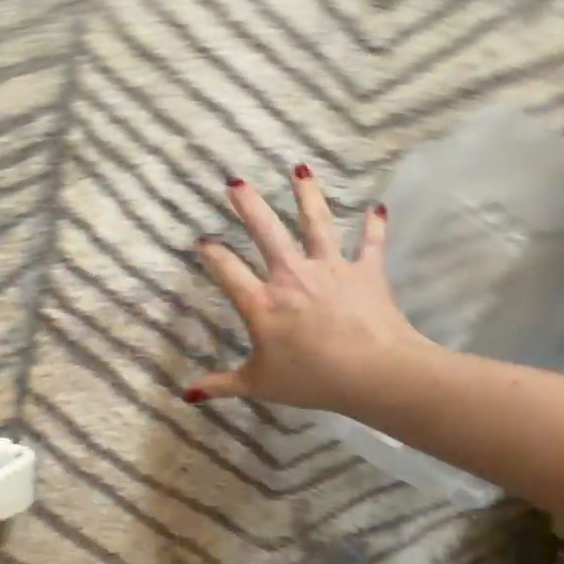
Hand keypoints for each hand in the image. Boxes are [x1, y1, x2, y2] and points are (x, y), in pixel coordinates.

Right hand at [185, 167, 427, 412]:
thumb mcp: (257, 385)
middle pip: (265, 231)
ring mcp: (330, 269)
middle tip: (235, 182)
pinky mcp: (366, 271)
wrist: (375, 372)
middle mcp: (291, 276)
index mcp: (260, 303)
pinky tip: (377, 206)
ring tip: (300, 169)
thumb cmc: (311, 379)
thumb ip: (221, 384)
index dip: (211, 253)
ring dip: (307, 194)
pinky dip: (375, 225)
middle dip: (248, 205)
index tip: (202, 240)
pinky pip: (371, 242)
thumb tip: (186, 394)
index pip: (227, 270)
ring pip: (316, 223)